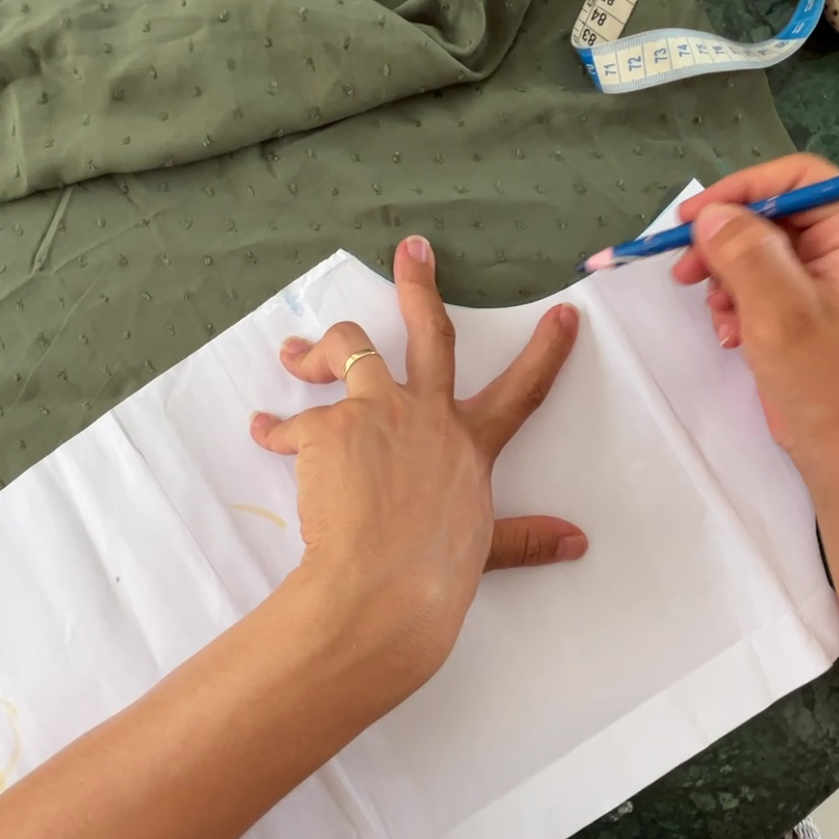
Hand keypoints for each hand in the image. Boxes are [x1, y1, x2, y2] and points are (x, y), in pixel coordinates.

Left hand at [251, 235, 586, 685]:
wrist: (384, 589)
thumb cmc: (435, 574)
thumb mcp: (486, 547)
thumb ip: (527, 538)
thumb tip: (576, 542)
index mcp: (469, 443)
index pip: (521, 389)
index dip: (547, 350)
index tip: (563, 314)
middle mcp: (428, 415)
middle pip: (428, 332)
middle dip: (420, 284)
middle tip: (412, 250)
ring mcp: (378, 414)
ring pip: (349, 350)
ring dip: (319, 349)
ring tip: (294, 356)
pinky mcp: (329, 429)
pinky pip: (292, 422)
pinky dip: (274, 428)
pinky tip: (262, 434)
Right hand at [671, 154, 838, 471]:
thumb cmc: (822, 381)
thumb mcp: (778, 312)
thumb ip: (744, 253)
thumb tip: (711, 214)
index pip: (799, 180)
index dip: (740, 190)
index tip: (689, 219)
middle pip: (774, 217)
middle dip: (726, 245)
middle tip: (684, 274)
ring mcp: (831, 279)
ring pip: (761, 253)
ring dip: (727, 281)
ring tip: (719, 319)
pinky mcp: (810, 308)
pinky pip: (763, 285)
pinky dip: (738, 305)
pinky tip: (732, 335)